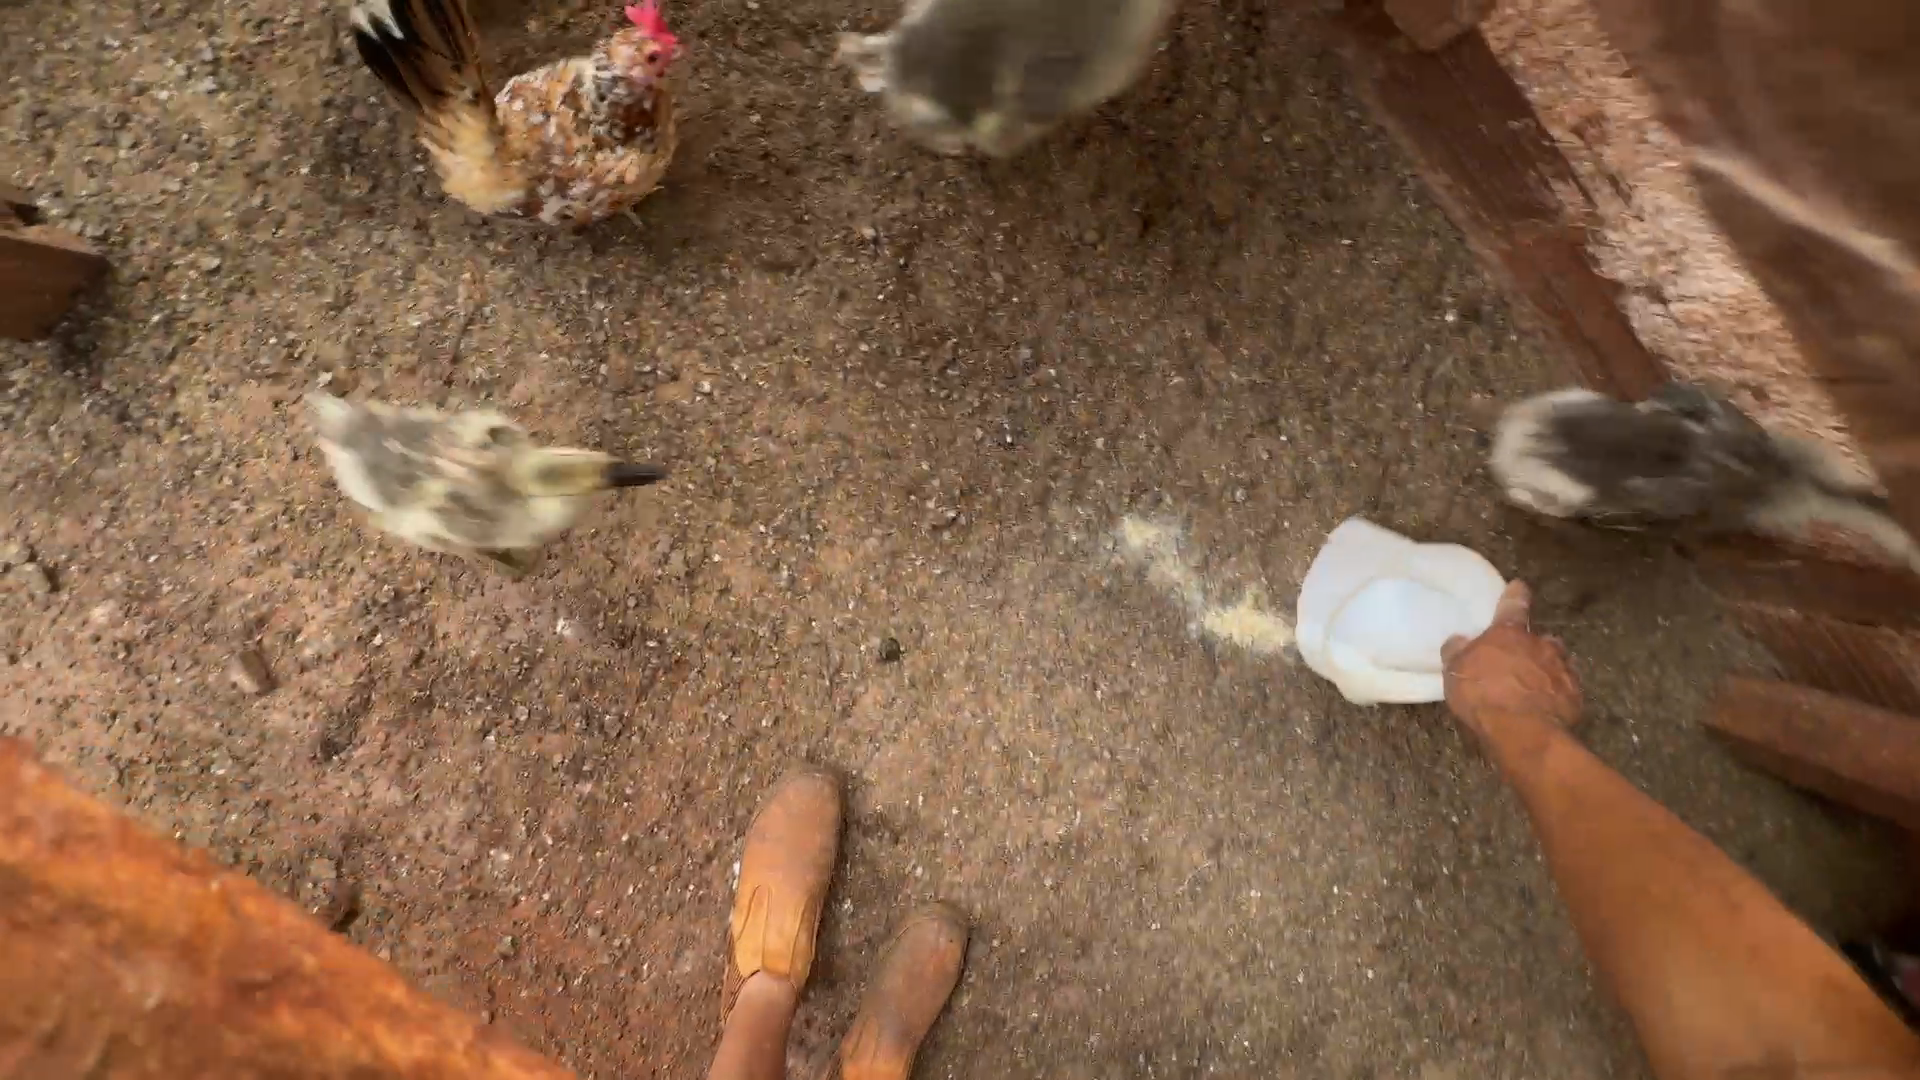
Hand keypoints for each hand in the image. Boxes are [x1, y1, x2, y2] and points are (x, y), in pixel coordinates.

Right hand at [1441, 581, 1581, 734]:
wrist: (1522, 730)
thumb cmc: (1482, 693)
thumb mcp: (1454, 670)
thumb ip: (1457, 651)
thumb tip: (1460, 639)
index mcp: (1509, 634)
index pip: (1512, 606)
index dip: (1515, 595)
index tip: (1519, 585)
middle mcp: (1541, 645)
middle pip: (1541, 639)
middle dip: (1533, 645)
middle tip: (1518, 658)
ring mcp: (1563, 670)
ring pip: (1557, 662)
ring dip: (1546, 668)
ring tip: (1532, 684)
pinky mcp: (1577, 696)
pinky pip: (1564, 688)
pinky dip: (1555, 692)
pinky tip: (1542, 706)